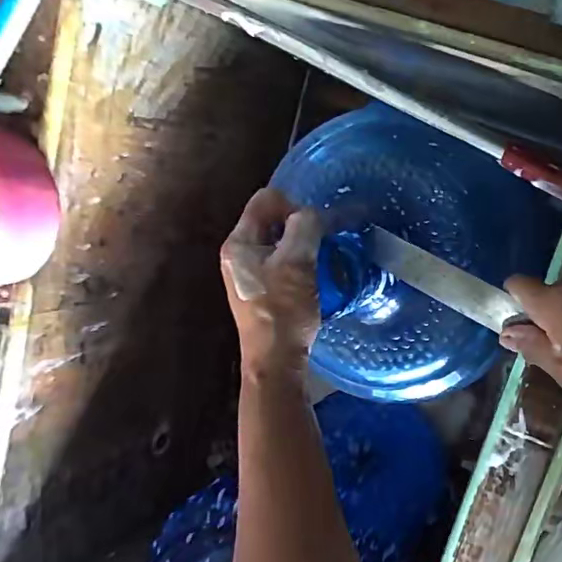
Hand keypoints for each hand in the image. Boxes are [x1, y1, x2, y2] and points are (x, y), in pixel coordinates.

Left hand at [221, 189, 324, 384]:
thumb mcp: (297, 263)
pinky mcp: (262, 289)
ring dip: (303, 245)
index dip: (294, 205)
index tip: (314, 228)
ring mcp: (249, 273)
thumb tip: (311, 215)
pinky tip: (313, 278)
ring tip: (321, 260)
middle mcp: (238, 253)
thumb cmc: (283, 311)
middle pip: (273, 219)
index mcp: (239, 242)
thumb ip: (304, 228)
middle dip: (300, 225)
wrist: (274, 361)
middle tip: (322, 243)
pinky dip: (299, 262)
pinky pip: (283, 262)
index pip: (266, 200)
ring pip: (280, 242)